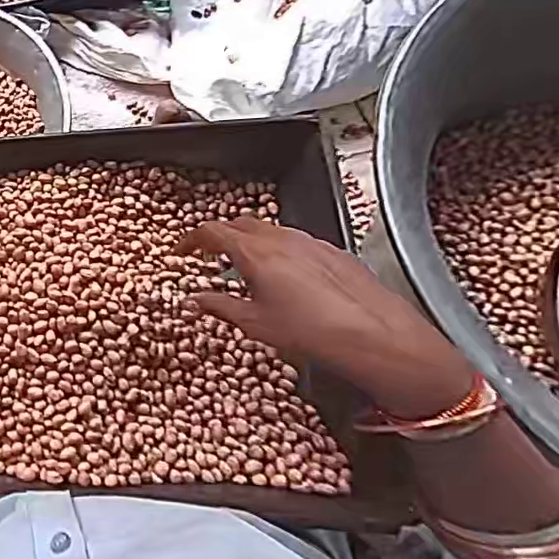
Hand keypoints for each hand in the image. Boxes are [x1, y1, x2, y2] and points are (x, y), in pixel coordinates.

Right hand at [176, 217, 476, 417]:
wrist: (375, 336)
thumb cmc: (313, 332)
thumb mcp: (254, 323)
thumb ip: (219, 306)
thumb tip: (196, 300)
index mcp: (255, 253)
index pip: (212, 231)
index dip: (192, 239)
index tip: (183, 250)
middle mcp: (283, 240)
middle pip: (241, 222)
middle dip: (220, 235)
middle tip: (209, 253)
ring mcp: (311, 243)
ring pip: (270, 229)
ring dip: (250, 241)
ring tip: (244, 267)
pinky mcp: (334, 252)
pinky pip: (297, 241)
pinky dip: (279, 250)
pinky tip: (283, 276)